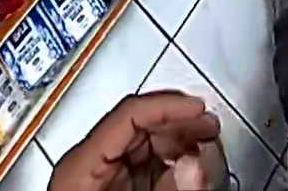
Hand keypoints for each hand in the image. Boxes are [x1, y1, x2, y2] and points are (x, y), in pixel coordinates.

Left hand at [49, 91, 224, 189]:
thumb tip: (195, 164)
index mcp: (78, 169)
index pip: (129, 113)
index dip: (169, 106)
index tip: (200, 109)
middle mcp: (85, 167)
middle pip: (139, 125)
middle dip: (179, 126)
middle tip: (209, 129)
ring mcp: (97, 181)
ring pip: (145, 143)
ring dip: (178, 144)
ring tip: (203, 153)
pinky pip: (144, 165)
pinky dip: (170, 166)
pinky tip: (187, 173)